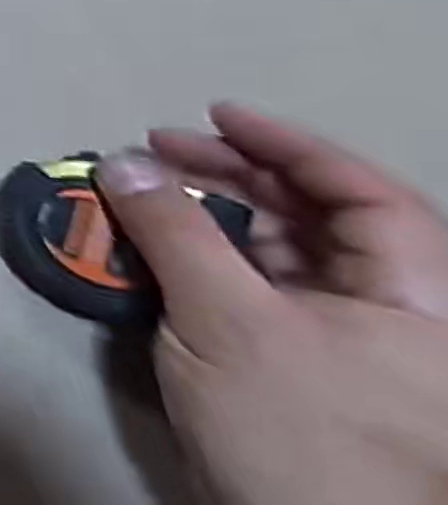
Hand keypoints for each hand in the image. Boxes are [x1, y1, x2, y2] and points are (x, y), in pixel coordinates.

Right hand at [96, 103, 447, 504]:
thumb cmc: (296, 424)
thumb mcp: (225, 319)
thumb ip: (174, 233)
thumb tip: (121, 161)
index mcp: (414, 301)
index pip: (368, 198)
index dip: (293, 146)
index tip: (215, 113)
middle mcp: (387, 310)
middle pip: (315, 215)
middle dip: (233, 172)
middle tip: (154, 147)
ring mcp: (336, 334)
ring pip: (275, 247)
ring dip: (205, 210)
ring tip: (139, 189)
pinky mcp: (287, 353)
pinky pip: (243, 279)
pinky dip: (194, 250)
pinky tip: (149, 241)